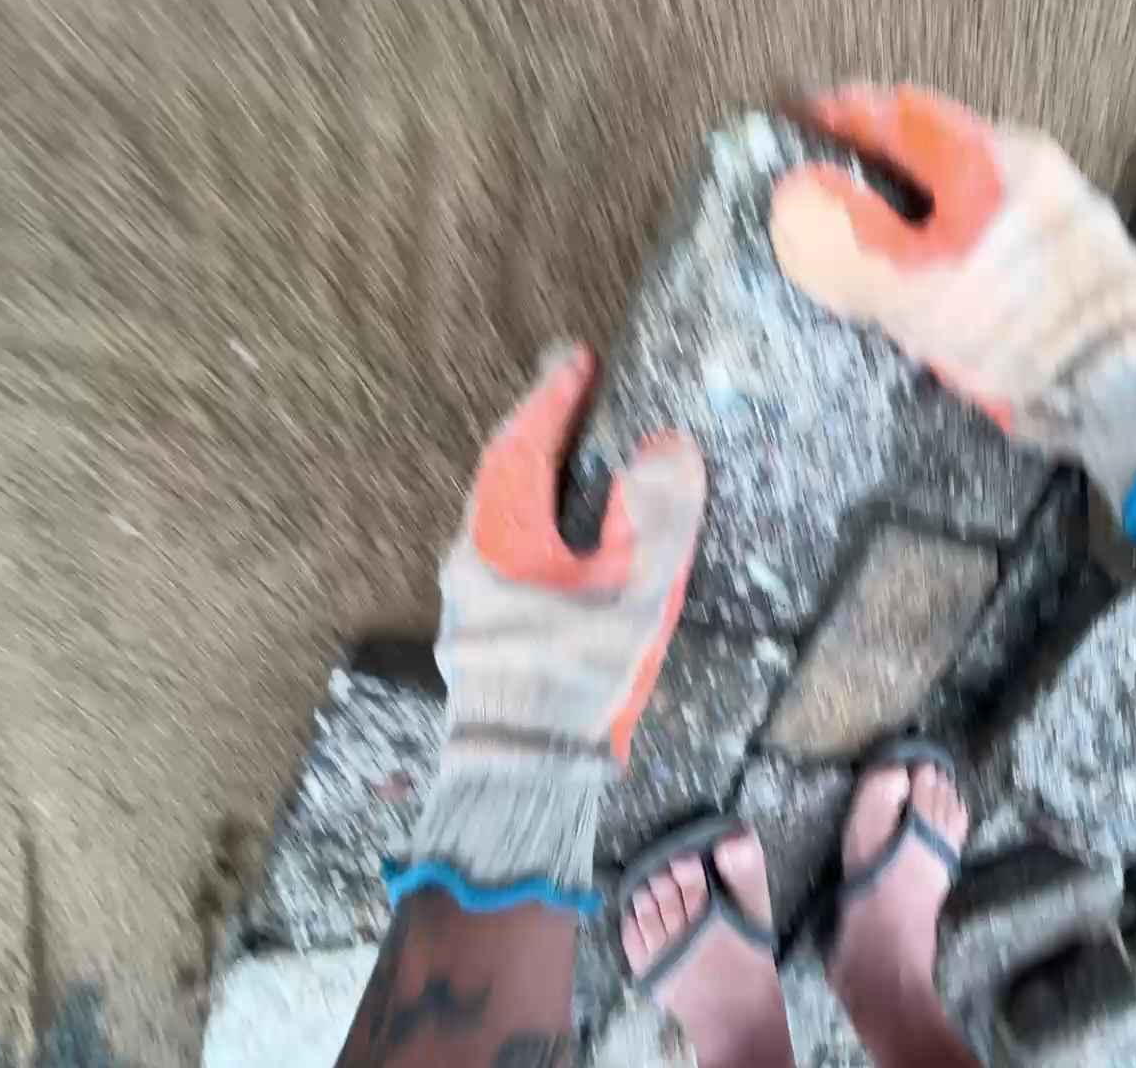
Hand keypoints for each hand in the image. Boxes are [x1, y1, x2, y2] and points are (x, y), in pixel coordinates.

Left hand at [399, 342, 705, 912]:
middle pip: (503, 476)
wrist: (520, 781)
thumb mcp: (633, 599)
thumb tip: (669, 446)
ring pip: (500, 517)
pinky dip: (534, 525)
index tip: (574, 354)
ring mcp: (467, 600)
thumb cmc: (576, 684)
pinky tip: (561, 540)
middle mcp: (469, 561)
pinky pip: (504, 553)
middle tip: (574, 396)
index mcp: (501, 542)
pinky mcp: (478, 631)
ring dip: (536, 478)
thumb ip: (659, 520)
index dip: (550, 396)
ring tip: (573, 458)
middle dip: (539, 431)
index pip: (522, 446)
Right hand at [770, 84, 1135, 540]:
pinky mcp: (1061, 258)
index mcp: (989, 160)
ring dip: (917, 217)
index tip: (802, 118)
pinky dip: (951, 250)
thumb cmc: (1018, 328)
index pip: (900, 115)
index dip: (843, 114)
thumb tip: (794, 200)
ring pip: (963, 198)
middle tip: (836, 193)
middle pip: (934, 153)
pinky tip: (937, 286)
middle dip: (880, 171)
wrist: (1116, 382)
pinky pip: (988, 235)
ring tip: (881, 251)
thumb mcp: (917, 288)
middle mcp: (1027, 170)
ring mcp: (1050, 213)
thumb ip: (850, 243)